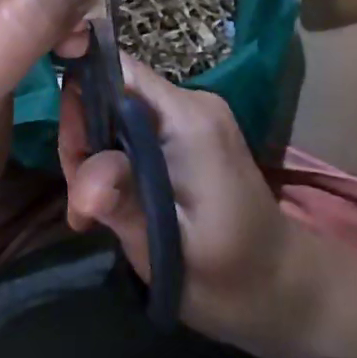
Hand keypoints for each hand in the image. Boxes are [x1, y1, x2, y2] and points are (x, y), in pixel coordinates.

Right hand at [59, 56, 316, 353]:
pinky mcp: (189, 132)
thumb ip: (126, 208)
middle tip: (83, 204)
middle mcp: (189, 102)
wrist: (285, 287)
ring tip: (96, 212)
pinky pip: (134, 127)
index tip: (71, 153)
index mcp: (187, 118)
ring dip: (97, 156)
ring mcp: (191, 115)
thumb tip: (83, 183)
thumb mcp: (170, 251)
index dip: (80, 97)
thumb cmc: (230, 276)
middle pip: (111, 92)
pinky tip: (115, 202)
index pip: (116, 69)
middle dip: (85, 139)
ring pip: (117, 112)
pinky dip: (116, 159)